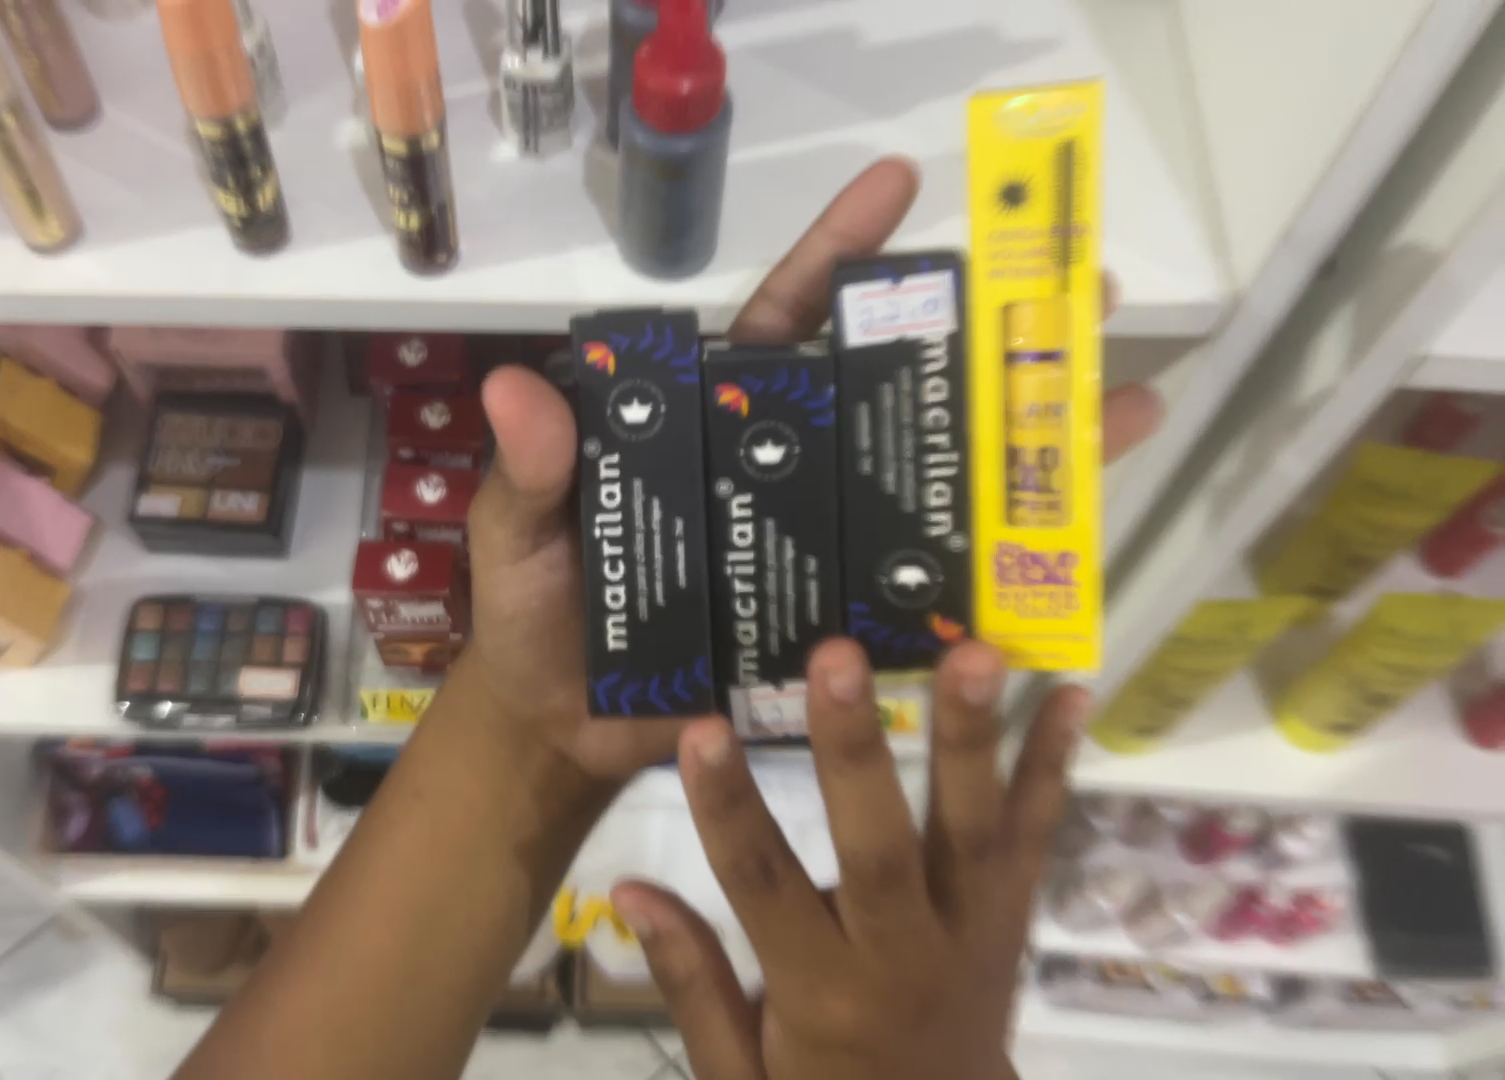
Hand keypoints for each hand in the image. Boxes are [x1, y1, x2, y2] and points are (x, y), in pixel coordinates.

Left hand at [460, 156, 1161, 784]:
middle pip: (870, 404)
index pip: (769, 335)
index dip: (830, 263)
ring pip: (910, 496)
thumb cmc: (530, 621)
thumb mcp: (517, 535)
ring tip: (1119, 403)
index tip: (898, 191)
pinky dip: (975, 583)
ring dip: (1010, 454)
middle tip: (1073, 295)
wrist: (557, 726)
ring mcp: (798, 558)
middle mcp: (761, 483)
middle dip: (966, 349)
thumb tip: (514, 386)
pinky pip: (903, 605)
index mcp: (695, 440)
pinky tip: (1060, 553)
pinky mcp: (817, 635)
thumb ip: (531, 470)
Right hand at [612, 639, 1083, 1079]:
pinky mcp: (1013, 917)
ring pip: (972, 830)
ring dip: (973, 736)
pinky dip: (1052, 764)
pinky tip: (1069, 694)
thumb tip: (626, 891)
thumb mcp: (738, 1074)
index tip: (700, 728)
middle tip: (837, 657)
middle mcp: (905, 957)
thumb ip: (690, 979)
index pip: (761, 885)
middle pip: (878, 847)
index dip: (727, 806)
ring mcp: (974, 933)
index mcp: (823, 994)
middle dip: (853, 748)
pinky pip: (1036, 837)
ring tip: (973, 653)